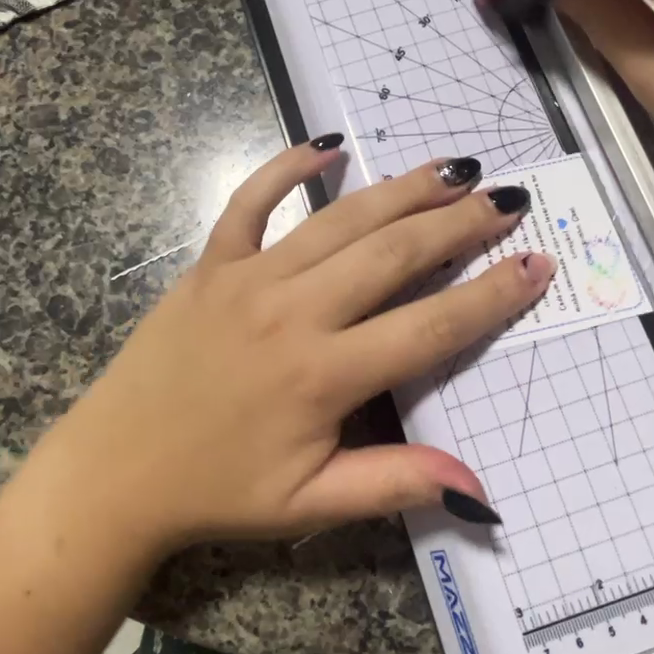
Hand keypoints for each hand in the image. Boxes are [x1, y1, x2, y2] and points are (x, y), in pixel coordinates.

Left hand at [29, 140, 555, 560]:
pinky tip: (328, 148)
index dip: (491, 296)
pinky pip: (250, 201)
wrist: (114, 470)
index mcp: (324, 375)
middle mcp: (293, 313)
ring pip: (339, 221)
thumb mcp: (310, 505)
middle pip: (393, 254)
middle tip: (507, 198)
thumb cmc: (218, 489)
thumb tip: (480, 488)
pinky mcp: (211, 263)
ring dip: (400, 190)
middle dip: (458, 224)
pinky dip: (287, 168)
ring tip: (451, 170)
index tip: (538, 265)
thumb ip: (394, 483)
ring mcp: (248, 278)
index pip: (429, 327)